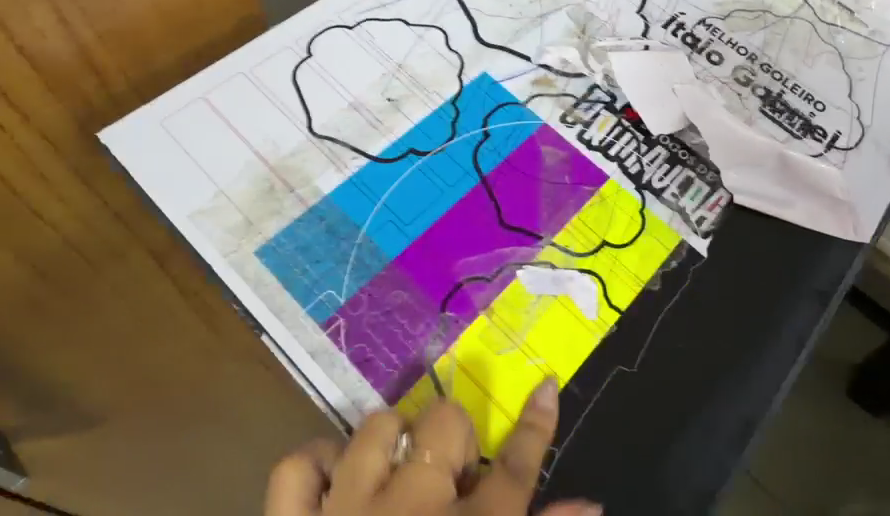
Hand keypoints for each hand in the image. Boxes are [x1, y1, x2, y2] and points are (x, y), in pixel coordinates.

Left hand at [265, 379, 598, 515]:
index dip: (536, 423)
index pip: (516, 466)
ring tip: (398, 471)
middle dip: (453, 439)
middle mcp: (413, 509)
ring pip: (378, 429)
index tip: (544, 387)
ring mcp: (348, 513)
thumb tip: (591, 505)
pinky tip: (335, 479)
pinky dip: (317, 462)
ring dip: (393, 441)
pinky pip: (298, 466)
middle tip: (450, 478)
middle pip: (445, 426)